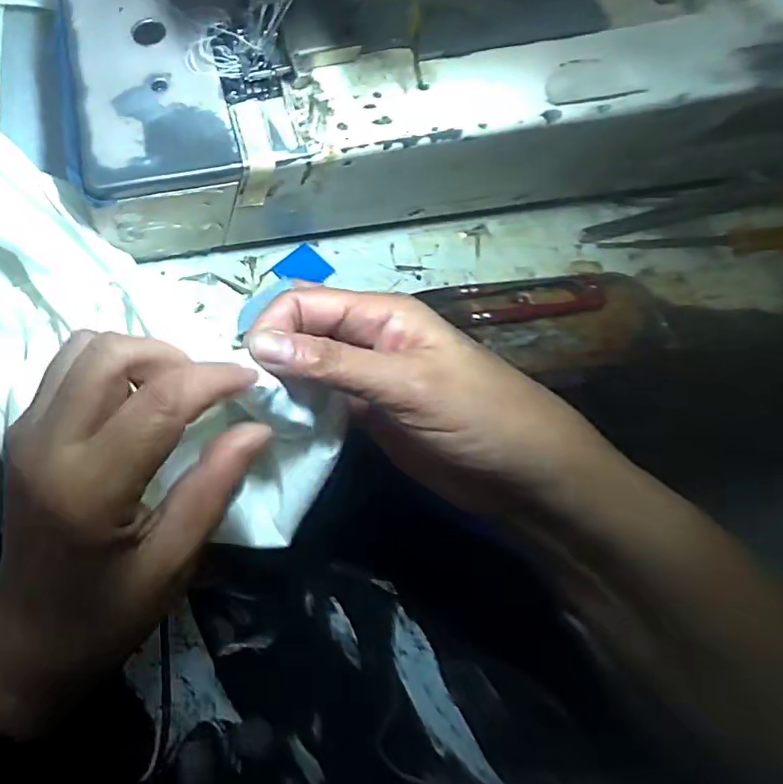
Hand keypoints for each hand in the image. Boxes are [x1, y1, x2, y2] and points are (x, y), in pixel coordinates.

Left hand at [0, 331, 271, 738]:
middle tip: (203, 388)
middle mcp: (48, 442)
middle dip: (169, 356)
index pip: (157, 402)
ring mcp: (27, 427)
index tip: (249, 380)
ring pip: (84, 346)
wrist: (28, 628)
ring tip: (169, 389)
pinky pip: (67, 365)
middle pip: (110, 353)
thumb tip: (257, 426)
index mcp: (89, 486)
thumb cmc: (105, 611)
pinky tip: (131, 398)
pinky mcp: (21, 424)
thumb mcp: (171, 563)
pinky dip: (107, 364)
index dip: (211, 379)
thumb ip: (212, 487)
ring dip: (135, 353)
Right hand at [244, 287, 624, 516]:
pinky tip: (281, 424)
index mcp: (379, 313)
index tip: (253, 366)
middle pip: (299, 329)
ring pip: (303, 364)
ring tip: (259, 409)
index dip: (272, 325)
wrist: (532, 482)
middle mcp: (364, 336)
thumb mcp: (406, 384)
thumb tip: (259, 343)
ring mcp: (362, 375)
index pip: (304, 302)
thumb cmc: (480, 417)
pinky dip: (296, 406)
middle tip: (251, 389)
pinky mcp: (363, 410)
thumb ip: (332, 363)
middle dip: (270, 350)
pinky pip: (317, 398)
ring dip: (280, 381)